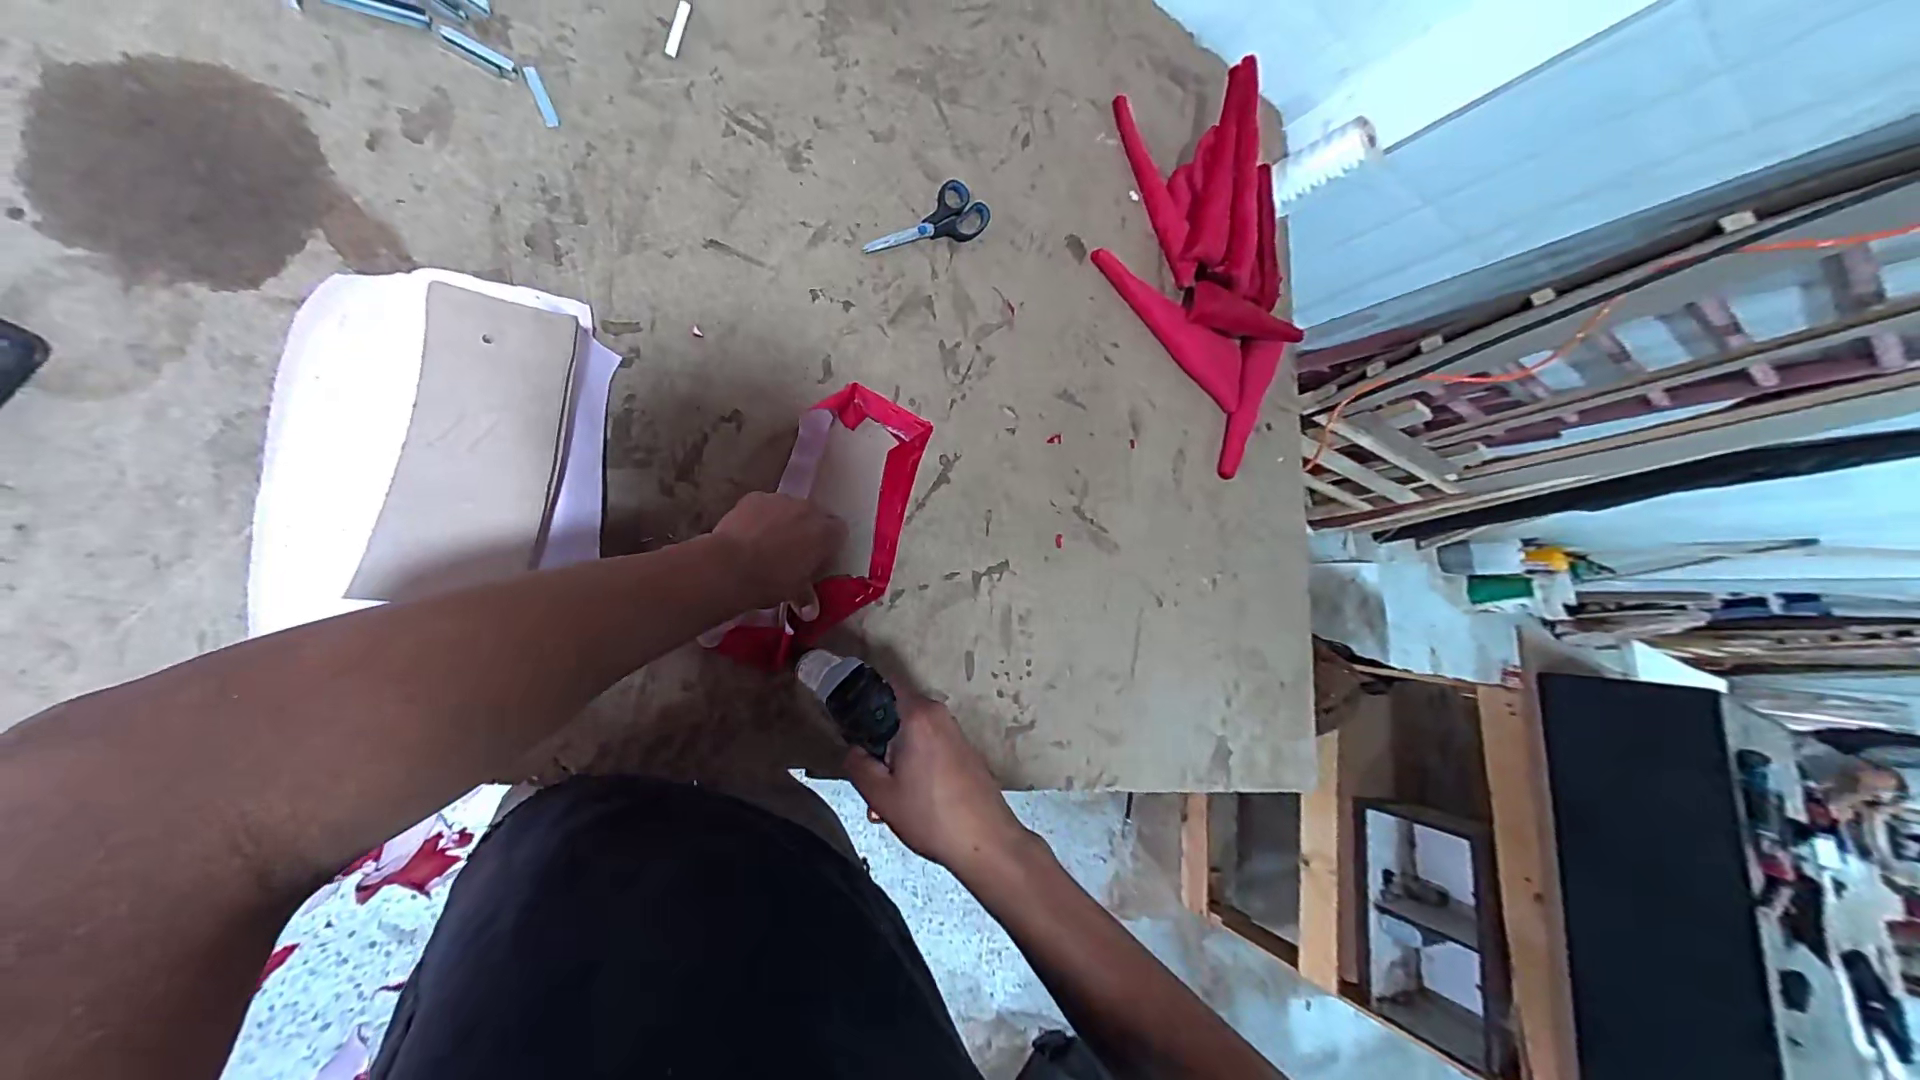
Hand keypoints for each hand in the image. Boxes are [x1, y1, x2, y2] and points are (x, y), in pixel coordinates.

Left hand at [710, 492, 845, 613]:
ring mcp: (781, 500)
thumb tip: (810, 612)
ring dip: (784, 521)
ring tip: (766, 544)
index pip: (839, 532)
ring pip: (789, 508)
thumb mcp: (794, 592)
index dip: (829, 545)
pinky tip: (748, 534)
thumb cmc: (771, 581)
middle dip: (808, 530)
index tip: (818, 559)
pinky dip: (761, 516)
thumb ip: (807, 596)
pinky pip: (765, 506)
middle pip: (815, 516)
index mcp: (826, 533)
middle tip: (793, 553)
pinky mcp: (755, 497)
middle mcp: (808, 509)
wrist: (730, 565)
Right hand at [843, 691, 1033, 876]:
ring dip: (895, 761)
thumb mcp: (881, 794)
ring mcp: (955, 733)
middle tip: (868, 777)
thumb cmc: (931, 815)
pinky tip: (910, 801)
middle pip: (897, 714)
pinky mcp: (965, 751)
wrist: (986, 841)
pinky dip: (915, 766)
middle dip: (878, 743)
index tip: (848, 723)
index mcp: (918, 715)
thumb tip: (852, 750)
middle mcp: (939, 715)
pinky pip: (930, 747)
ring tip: (887, 801)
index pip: (884, 684)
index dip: (861, 698)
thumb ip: (857, 764)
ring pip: (912, 736)